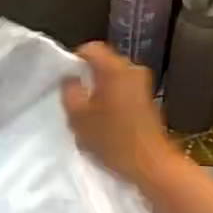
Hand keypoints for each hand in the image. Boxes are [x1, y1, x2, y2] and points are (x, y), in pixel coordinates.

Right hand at [62, 41, 177, 185]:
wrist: (149, 164)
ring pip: (112, 78)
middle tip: (72, 99)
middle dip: (86, 77)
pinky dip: (109, 100)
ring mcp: (142, 85)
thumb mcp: (78, 117)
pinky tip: (102, 120)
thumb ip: (69, 91)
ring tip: (86, 112)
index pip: (90, 49)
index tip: (63, 80)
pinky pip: (121, 90)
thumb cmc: (111, 140)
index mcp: (115, 69)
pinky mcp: (146, 100)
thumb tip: (69, 78)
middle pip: (102, 63)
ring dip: (97, 91)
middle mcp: (132, 70)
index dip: (73, 60)